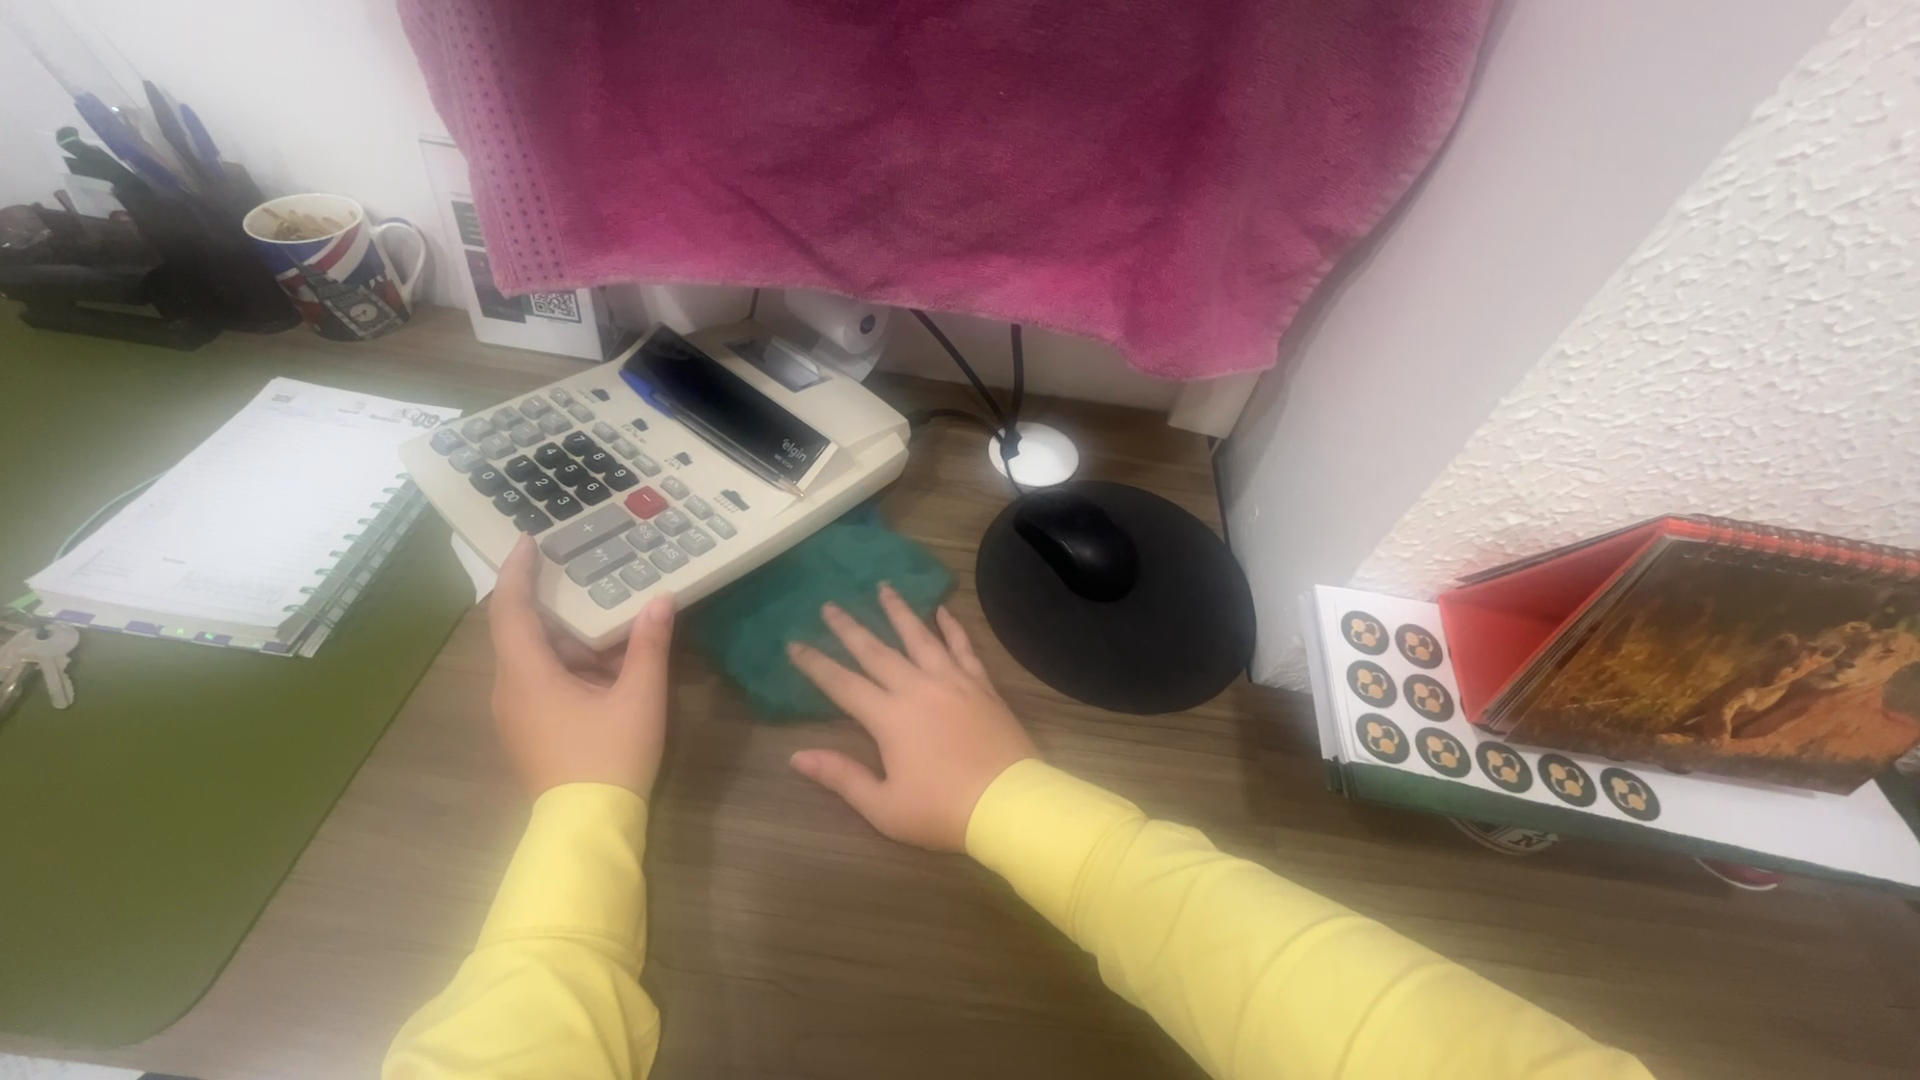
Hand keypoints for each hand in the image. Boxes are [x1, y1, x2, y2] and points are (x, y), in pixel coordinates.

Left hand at [488, 535, 675, 796]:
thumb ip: (649, 645)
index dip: (517, 572)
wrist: (588, 826)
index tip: (529, 541)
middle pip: (519, 630)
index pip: (510, 611)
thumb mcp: (639, 697)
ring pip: (532, 656)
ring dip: (564, 631)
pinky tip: (602, 656)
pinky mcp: (529, 728)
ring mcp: (516, 712)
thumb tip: (662, 598)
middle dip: (546, 598)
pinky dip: (566, 658)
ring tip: (599, 607)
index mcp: (527, 676)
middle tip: (576, 566)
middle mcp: (510, 689)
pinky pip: (540, 678)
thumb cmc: (610, 756)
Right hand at [788, 584, 1037, 851]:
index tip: (794, 644)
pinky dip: (952, 627)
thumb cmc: (941, 811)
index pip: (843, 684)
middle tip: (830, 605)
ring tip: (884, 587)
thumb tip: (797, 756)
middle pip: (877, 651)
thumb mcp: (883, 806)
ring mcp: (953, 682)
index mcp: (889, 717)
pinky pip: (963, 647)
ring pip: (920, 637)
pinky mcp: (982, 686)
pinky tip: (943, 611)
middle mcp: (918, 688)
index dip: (816, 664)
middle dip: (850, 628)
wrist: (1008, 804)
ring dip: (899, 612)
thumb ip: (840, 777)